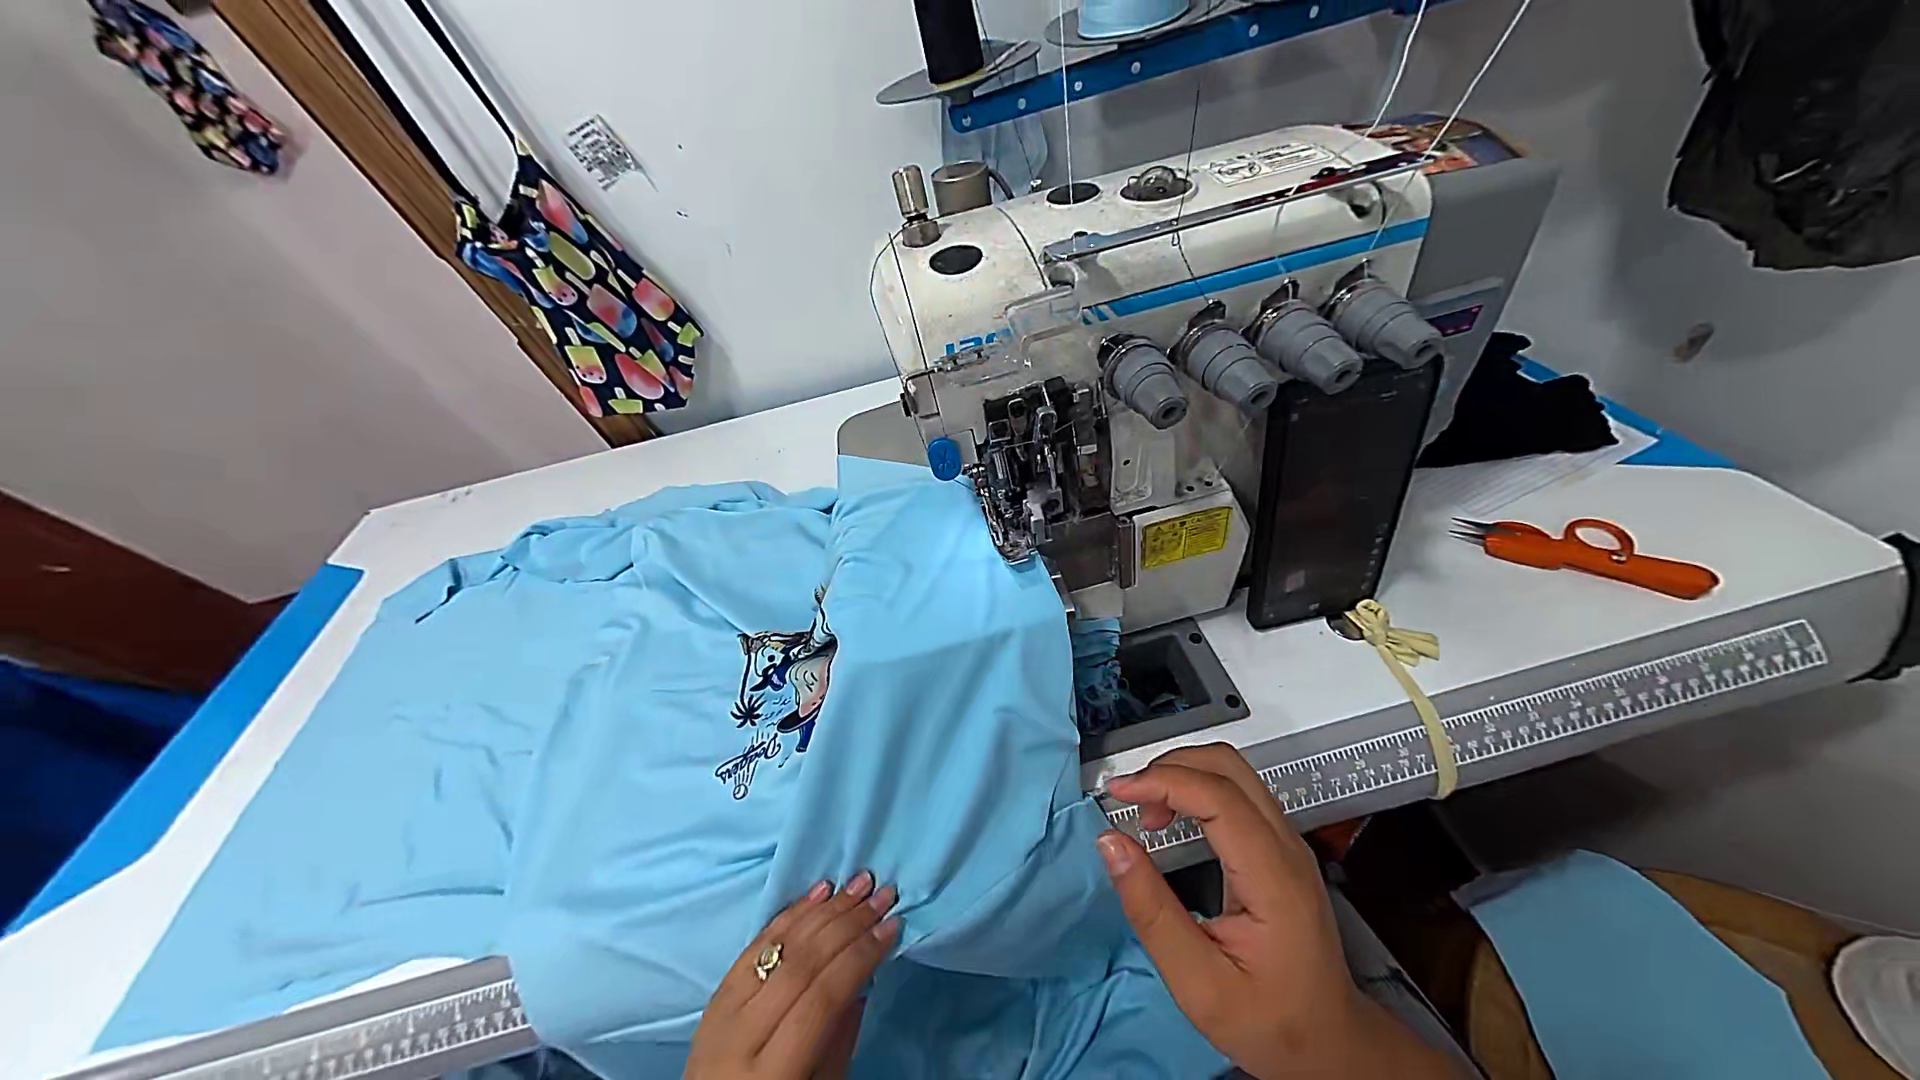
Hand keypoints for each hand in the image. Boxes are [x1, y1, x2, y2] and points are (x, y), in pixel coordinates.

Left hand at [686, 872, 901, 1079]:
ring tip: (859, 883)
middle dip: (849, 923)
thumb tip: (864, 976)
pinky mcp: (716, 993)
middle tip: (883, 894)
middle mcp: (741, 1036)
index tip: (893, 926)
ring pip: (780, 945)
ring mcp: (723, 1010)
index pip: (821, 998)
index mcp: (771, 1074)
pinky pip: (757, 942)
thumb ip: (841, 1039)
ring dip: (826, 909)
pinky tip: (819, 892)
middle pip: (802, 963)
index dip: (860, 957)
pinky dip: (791, 913)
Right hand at [1097, 744, 1458, 1079]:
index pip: (1218, 797)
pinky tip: (1171, 818)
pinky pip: (1234, 789)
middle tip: (1131, 800)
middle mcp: (1286, 846)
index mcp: (1274, 878)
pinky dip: (1193, 787)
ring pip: (1231, 769)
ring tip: (1147, 813)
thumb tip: (1111, 844)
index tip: (1117, 793)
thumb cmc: (1272, 1023)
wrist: (1333, 1046)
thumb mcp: (1199, 985)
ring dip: (1180, 774)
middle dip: (1169, 767)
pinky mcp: (1278, 844)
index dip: (1162, 781)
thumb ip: (1150, 911)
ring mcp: (1287, 840)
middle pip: (1227, 765)